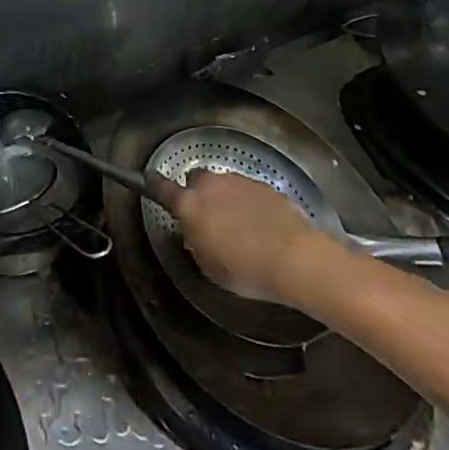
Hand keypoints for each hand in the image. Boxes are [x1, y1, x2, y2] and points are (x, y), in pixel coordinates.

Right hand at [158, 169, 334, 302]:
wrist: (298, 260)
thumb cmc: (245, 269)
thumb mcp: (208, 266)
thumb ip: (195, 243)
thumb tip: (197, 235)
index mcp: (189, 204)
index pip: (161, 187)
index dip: (155, 185)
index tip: (151, 182)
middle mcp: (210, 185)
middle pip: (197, 180)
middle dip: (200, 194)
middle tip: (210, 219)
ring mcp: (239, 182)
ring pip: (225, 185)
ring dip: (227, 199)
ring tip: (242, 227)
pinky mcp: (266, 187)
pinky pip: (250, 193)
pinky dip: (252, 205)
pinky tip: (264, 227)